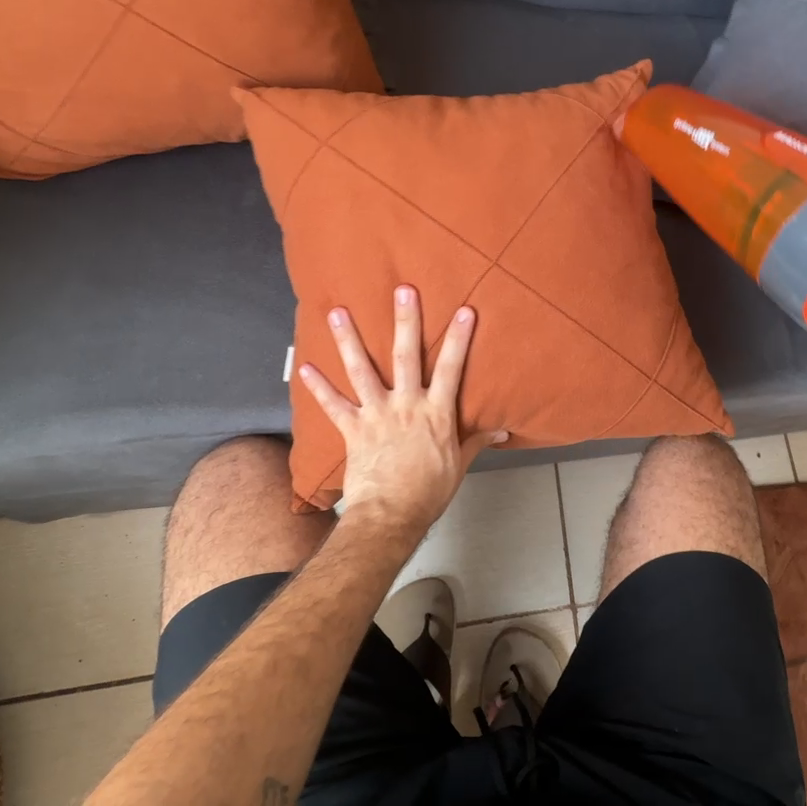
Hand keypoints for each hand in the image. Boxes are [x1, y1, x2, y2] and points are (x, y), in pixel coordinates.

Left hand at [297, 286, 505, 534]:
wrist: (391, 516)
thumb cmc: (430, 492)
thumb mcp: (460, 465)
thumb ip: (477, 441)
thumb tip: (501, 430)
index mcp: (436, 413)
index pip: (452, 369)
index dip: (459, 339)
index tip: (464, 310)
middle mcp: (406, 405)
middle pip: (405, 356)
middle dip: (405, 321)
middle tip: (402, 290)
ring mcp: (377, 415)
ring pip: (361, 370)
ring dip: (348, 340)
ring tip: (337, 312)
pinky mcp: (353, 430)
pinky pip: (333, 405)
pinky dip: (318, 387)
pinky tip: (304, 367)